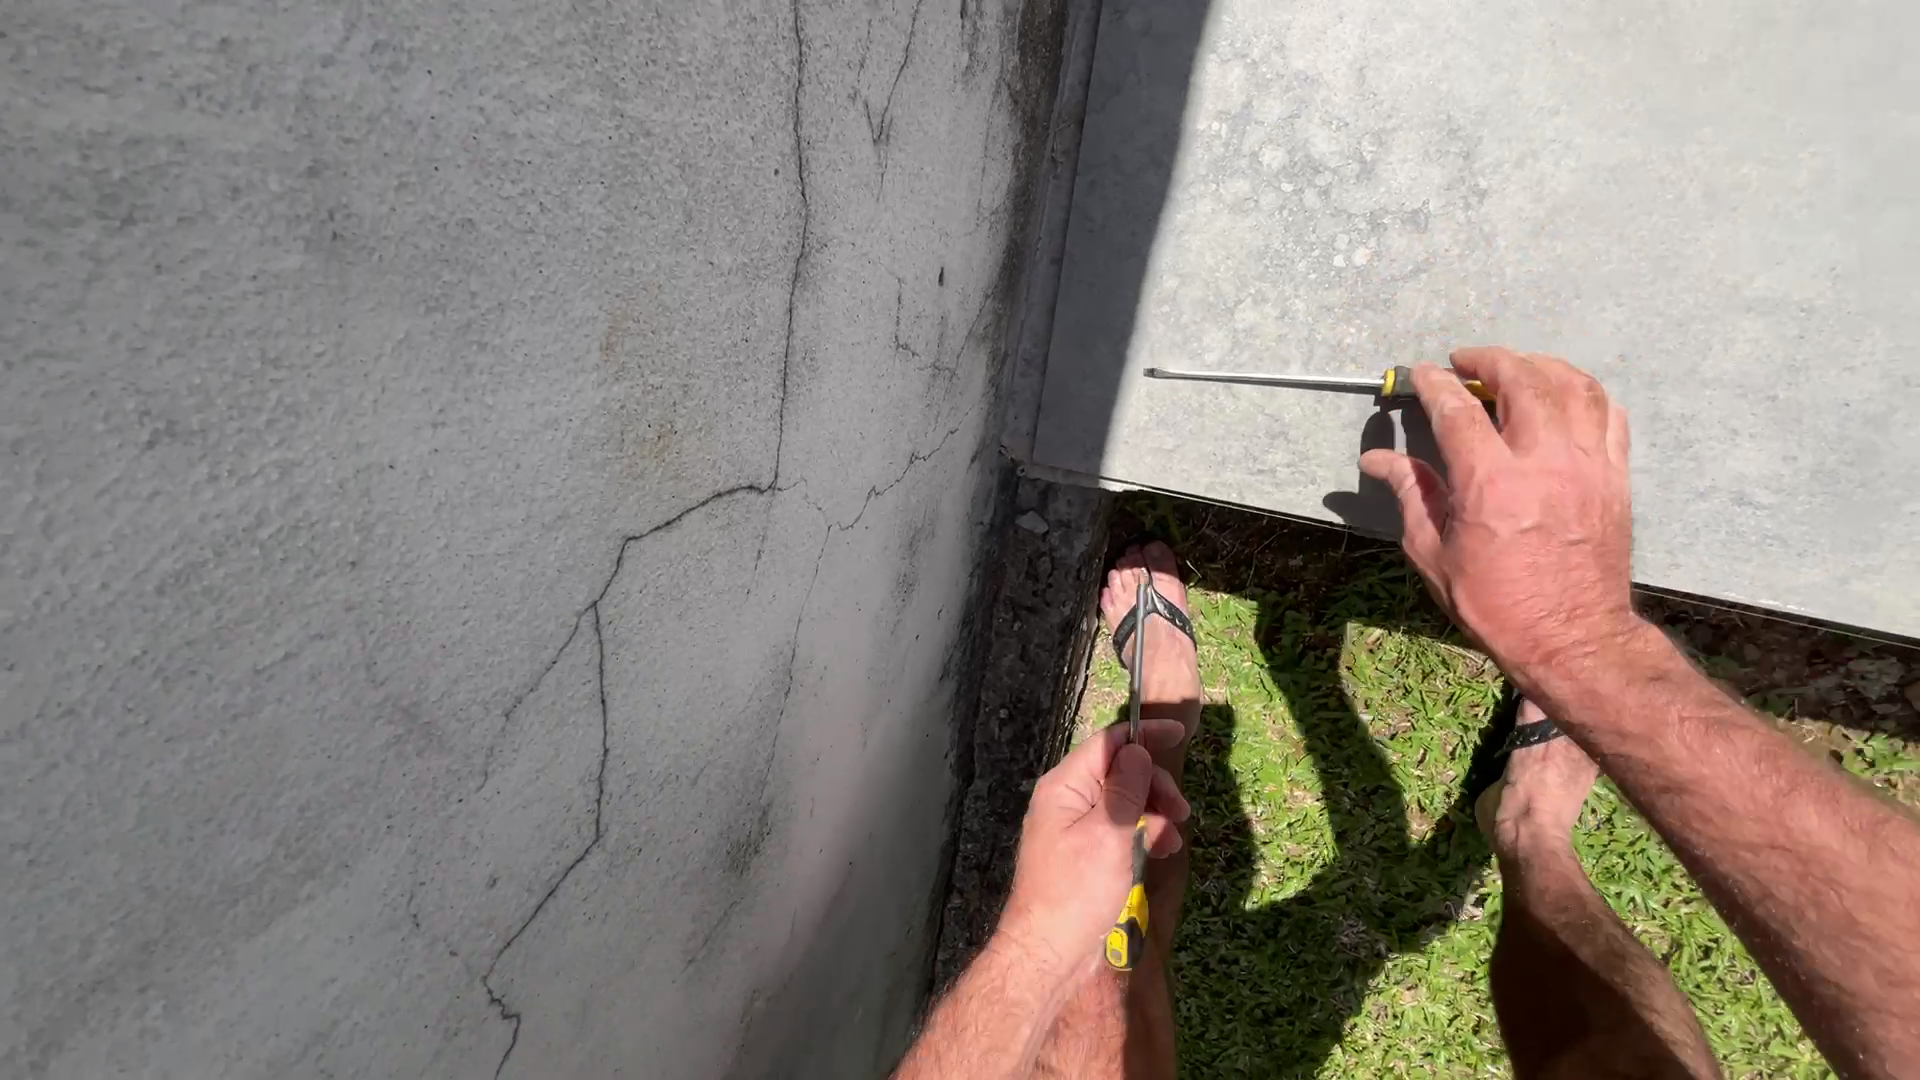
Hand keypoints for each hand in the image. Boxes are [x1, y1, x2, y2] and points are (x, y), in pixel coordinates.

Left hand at [993, 719, 1190, 978]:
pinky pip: (1118, 827)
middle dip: (1154, 783)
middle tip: (1183, 810)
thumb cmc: (1077, 890)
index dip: (1143, 736)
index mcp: (1065, 785)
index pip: (1107, 743)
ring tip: (1175, 838)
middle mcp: (1066, 798)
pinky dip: (1143, 832)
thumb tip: (1137, 750)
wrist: (1049, 952)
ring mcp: (1074, 825)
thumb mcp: (1108, 834)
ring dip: (1153, 810)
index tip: (1179, 736)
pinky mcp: (1084, 850)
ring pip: (1122, 799)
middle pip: (1118, 770)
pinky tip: (1162, 850)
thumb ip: (1125, 788)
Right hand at [1359, 347, 1639, 678]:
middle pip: (1524, 381)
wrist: (1569, 634)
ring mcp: (1589, 466)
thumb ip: (1411, 492)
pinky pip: (1608, 413)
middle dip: (1490, 360)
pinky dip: (1581, 391)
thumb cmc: (1490, 599)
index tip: (1420, 374)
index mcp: (1489, 484)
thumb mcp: (1430, 549)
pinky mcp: (1616, 476)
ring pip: (1574, 387)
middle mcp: (1544, 463)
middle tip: (1464, 360)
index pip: (1458, 412)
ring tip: (1512, 367)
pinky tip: (1559, 395)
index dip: (1435, 385)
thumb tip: (1377, 459)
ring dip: (1539, 366)